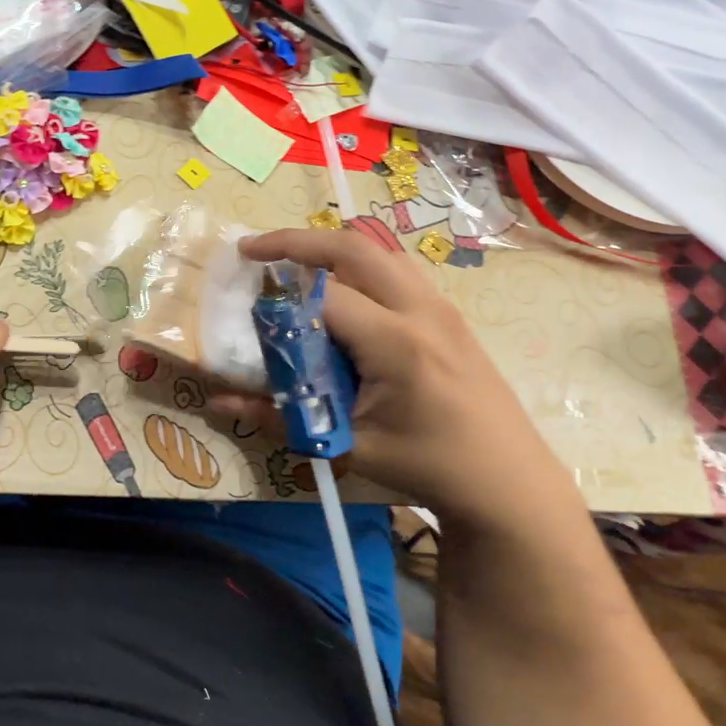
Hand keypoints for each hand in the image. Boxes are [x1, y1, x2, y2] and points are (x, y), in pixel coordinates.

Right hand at [213, 229, 581, 528]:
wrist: (509, 485)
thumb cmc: (427, 467)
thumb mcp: (345, 446)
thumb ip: (276, 418)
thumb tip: (216, 402)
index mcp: (397, 345)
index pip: (323, 295)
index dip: (276, 290)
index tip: (240, 288)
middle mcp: (422, 314)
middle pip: (353, 248)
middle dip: (297, 240)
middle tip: (254, 250)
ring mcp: (442, 310)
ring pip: (380, 252)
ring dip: (330, 248)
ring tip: (291, 265)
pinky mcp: (449, 318)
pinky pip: (397, 271)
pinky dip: (358, 265)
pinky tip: (337, 292)